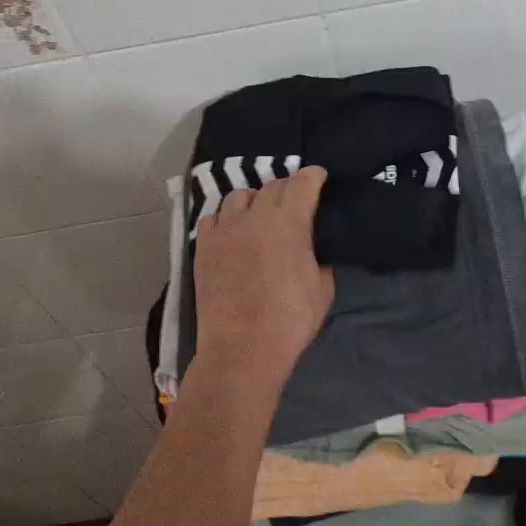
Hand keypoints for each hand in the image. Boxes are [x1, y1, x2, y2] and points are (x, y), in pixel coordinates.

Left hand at [192, 166, 335, 381]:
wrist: (243, 349)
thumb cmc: (291, 321)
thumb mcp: (323, 288)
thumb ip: (320, 257)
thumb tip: (313, 246)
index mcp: (289, 223)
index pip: (302, 183)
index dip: (313, 176)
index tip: (319, 177)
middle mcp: (254, 217)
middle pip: (271, 186)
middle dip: (287, 189)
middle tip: (294, 201)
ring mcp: (224, 230)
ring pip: (239, 196)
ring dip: (254, 200)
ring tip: (260, 214)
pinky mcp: (203, 247)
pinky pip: (214, 218)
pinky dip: (226, 218)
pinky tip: (233, 231)